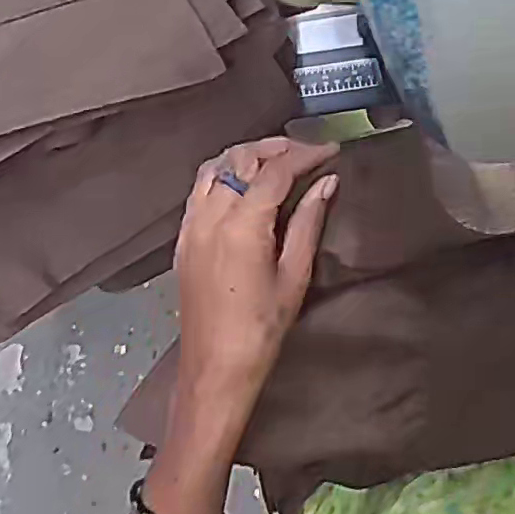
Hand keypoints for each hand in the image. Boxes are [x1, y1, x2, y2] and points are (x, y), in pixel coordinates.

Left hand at [170, 137, 339, 441]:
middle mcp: (210, 216)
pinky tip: (243, 182)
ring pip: (214, 167)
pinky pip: (200, 188)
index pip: (275, 171)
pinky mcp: (183, 237)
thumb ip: (308, 222)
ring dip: (246, 155)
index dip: (306, 154)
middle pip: (240, 159)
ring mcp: (191, 225)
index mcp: (241, 225)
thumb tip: (326, 183)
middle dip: (275, 147)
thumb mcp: (295, 274)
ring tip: (276, 158)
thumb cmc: (263, 327)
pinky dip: (223, 172)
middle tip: (307, 150)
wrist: (215, 366)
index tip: (331, 150)